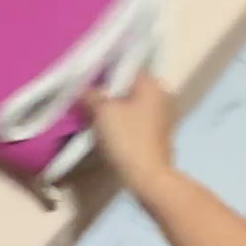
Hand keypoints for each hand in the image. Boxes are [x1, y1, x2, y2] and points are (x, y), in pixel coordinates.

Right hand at [83, 74, 175, 194]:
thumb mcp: (102, 112)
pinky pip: (136, 122)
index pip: (125, 68)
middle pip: (128, 88)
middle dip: (108, 94)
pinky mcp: (159, 135)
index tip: (87, 84)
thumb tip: (82, 89)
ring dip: (114, 110)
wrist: (147, 177)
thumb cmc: (126, 138)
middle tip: (87, 101)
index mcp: (153, 84)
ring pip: (132, 106)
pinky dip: (123, 124)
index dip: (104, 74)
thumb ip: (91, 95)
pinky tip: (108, 132)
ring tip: (94, 117)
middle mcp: (162, 96)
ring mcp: (163, 117)